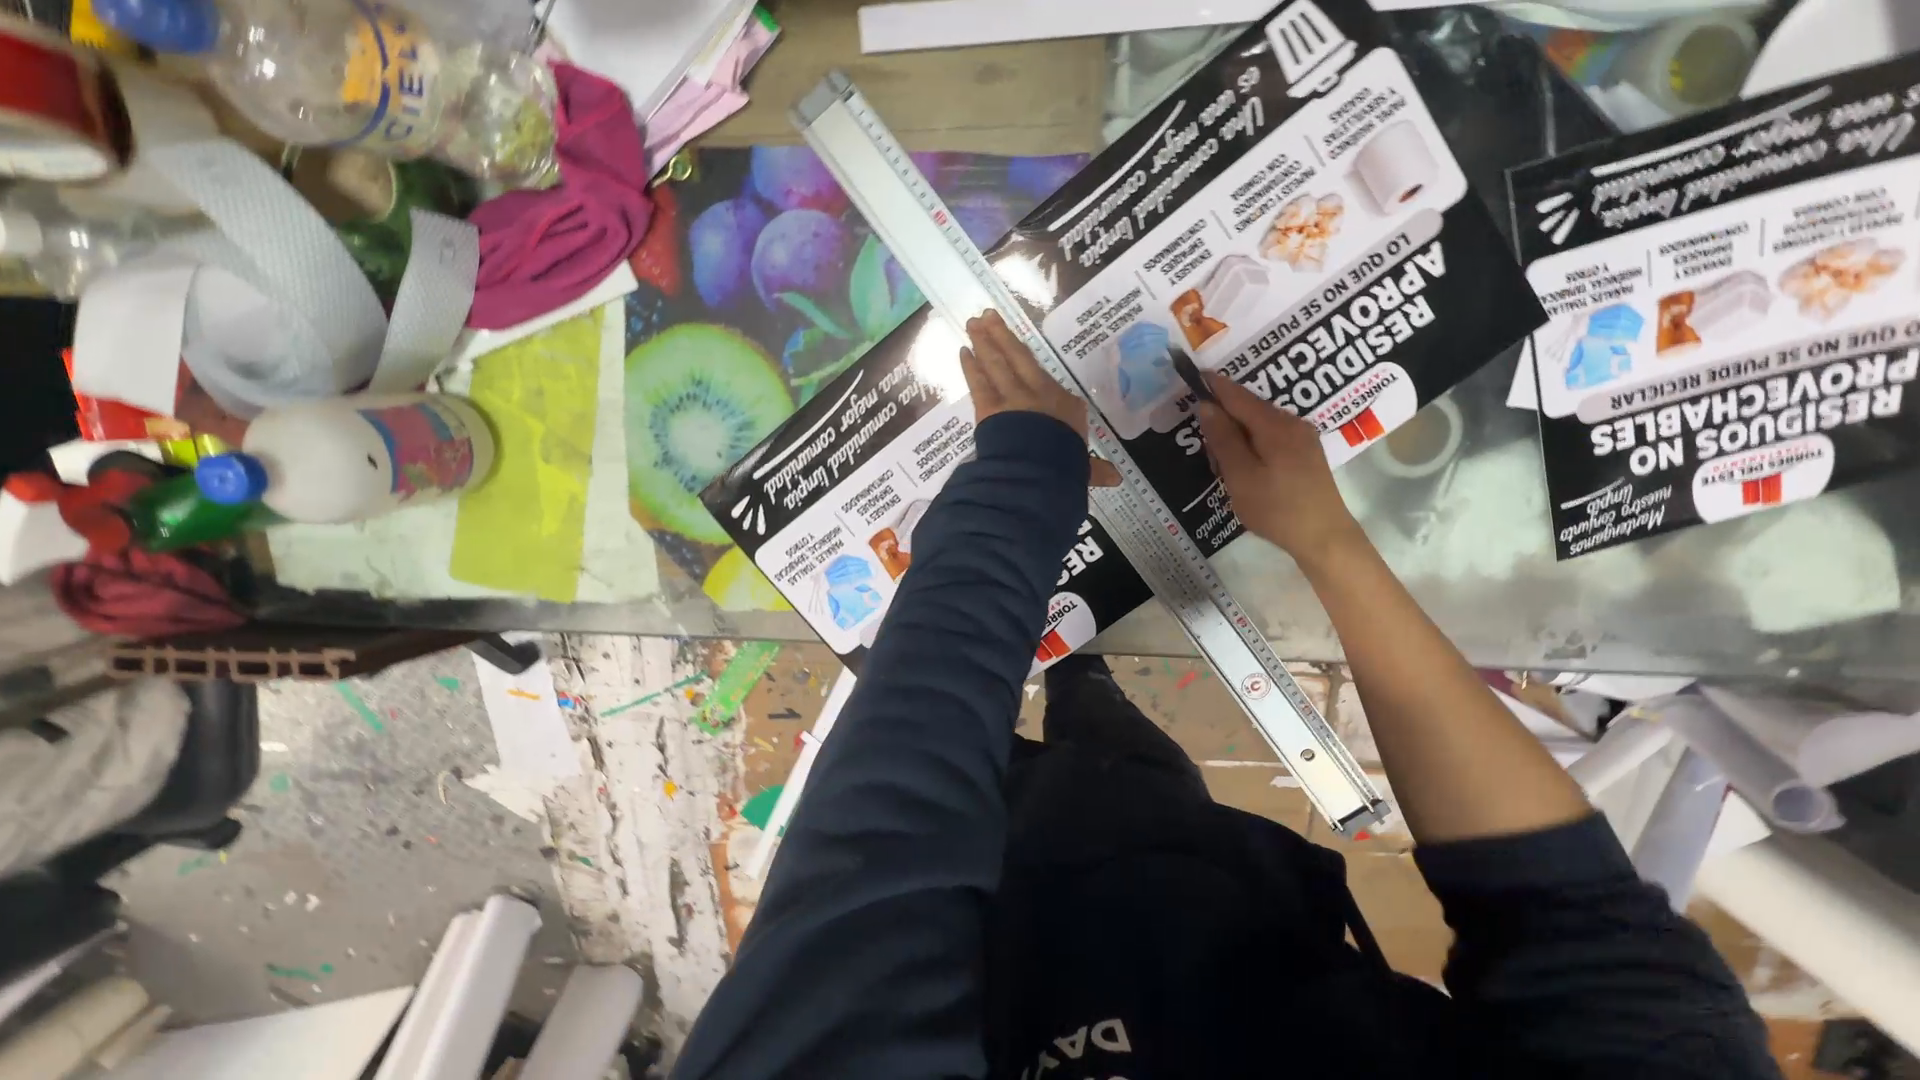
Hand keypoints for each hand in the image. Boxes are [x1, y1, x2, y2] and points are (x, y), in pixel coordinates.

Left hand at [959, 310, 1119, 486]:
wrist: (1038, 468)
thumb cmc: (1065, 465)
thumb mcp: (1083, 467)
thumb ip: (1095, 469)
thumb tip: (1116, 480)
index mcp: (1064, 404)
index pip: (1046, 381)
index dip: (1029, 364)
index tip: (1019, 349)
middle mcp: (1038, 392)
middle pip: (1017, 357)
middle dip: (1001, 334)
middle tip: (986, 314)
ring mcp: (1011, 396)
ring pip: (996, 362)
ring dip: (983, 341)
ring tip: (972, 322)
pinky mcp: (988, 407)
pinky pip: (978, 381)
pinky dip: (970, 366)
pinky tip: (964, 351)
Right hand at [1194, 371, 1360, 564]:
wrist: (1323, 537)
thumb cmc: (1277, 508)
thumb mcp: (1240, 475)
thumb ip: (1223, 439)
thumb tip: (1206, 405)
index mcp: (1274, 425)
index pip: (1237, 395)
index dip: (1214, 386)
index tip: (1193, 375)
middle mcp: (1291, 423)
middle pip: (1249, 409)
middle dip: (1223, 419)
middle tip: (1206, 452)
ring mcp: (1302, 438)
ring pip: (1259, 425)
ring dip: (1236, 436)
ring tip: (1222, 467)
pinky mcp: (1305, 454)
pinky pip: (1270, 438)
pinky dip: (1251, 445)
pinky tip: (1243, 468)